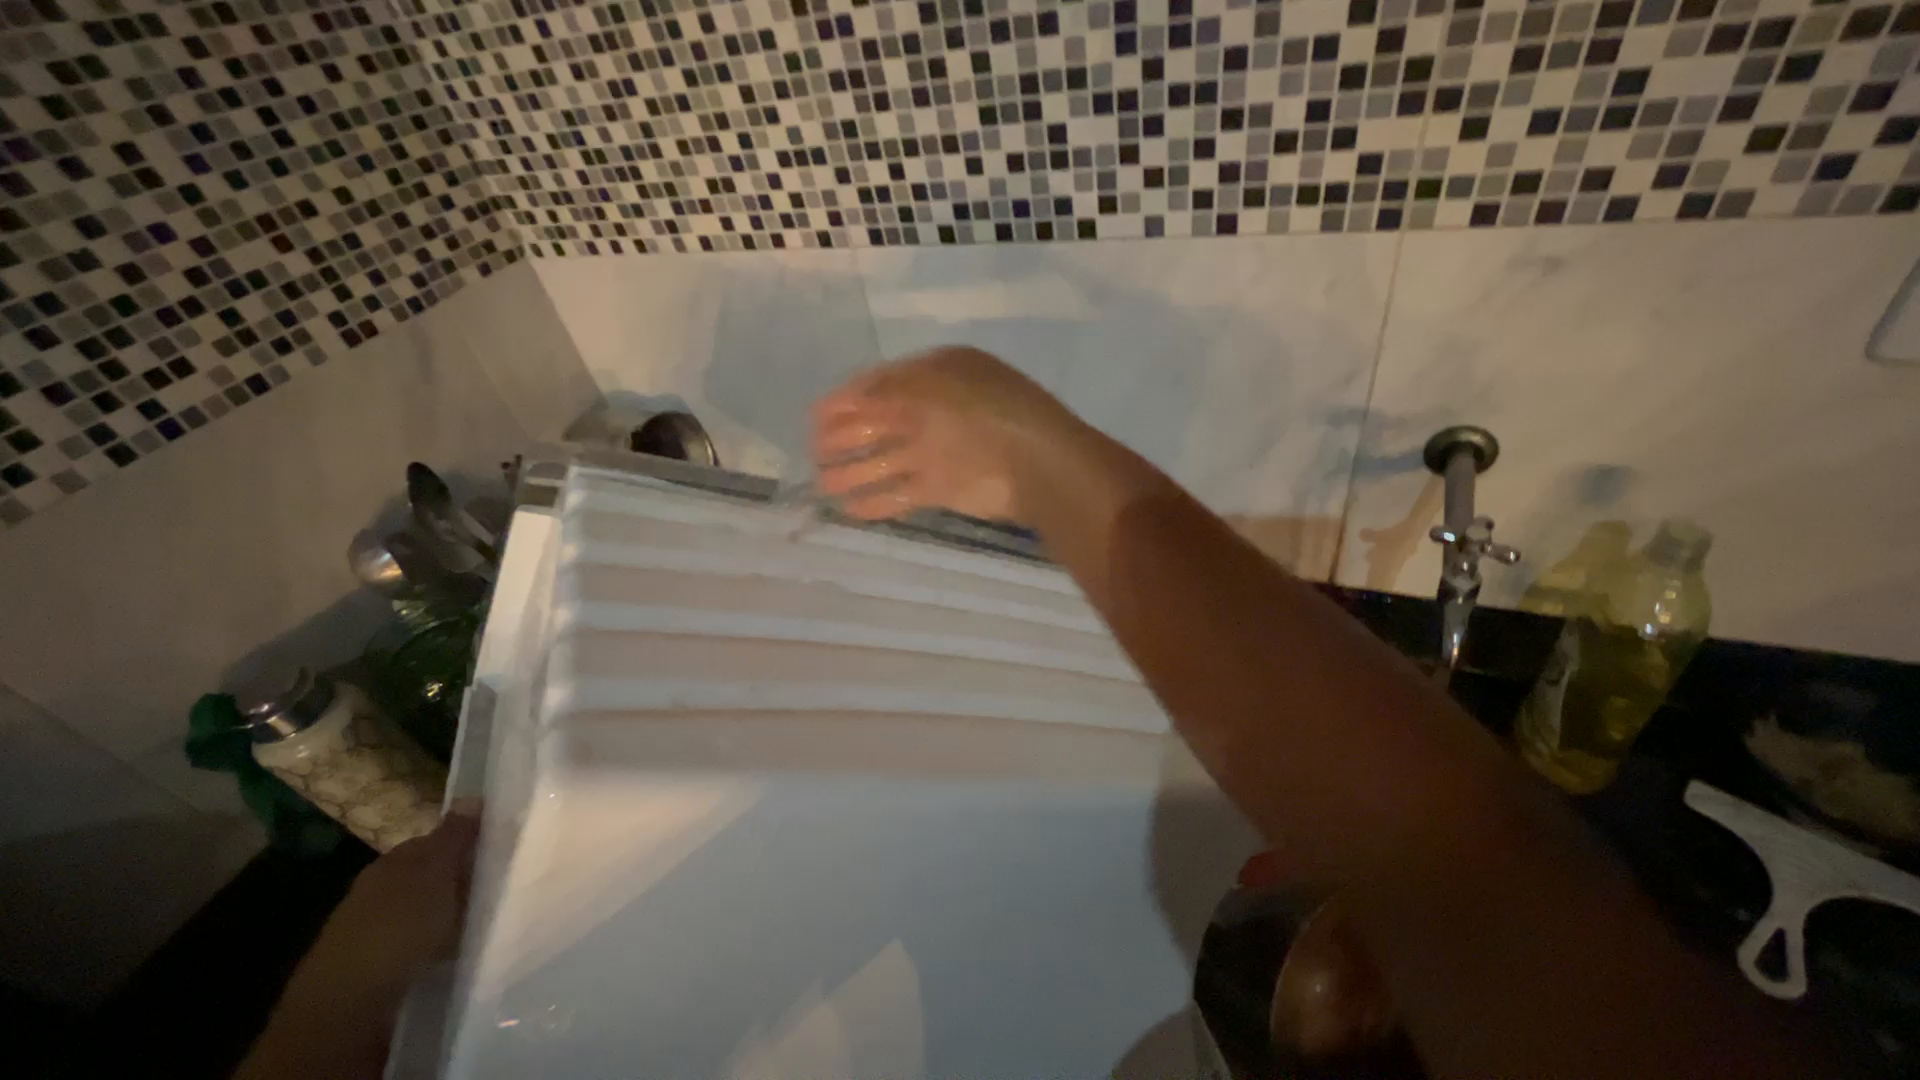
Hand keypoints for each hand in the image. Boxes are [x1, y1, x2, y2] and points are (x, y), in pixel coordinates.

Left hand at [236, 807, 481, 1079]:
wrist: (346, 1002)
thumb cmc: (397, 926)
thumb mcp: (434, 874)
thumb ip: (453, 838)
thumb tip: (471, 796)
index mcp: (393, 861)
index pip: (434, 840)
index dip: (466, 843)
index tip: (499, 851)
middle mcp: (378, 887)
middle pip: (428, 874)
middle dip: (458, 878)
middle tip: (497, 885)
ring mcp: (371, 925)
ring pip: (420, 908)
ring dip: (446, 912)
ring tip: (480, 918)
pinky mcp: (373, 961)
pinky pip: (413, 939)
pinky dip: (432, 940)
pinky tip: (449, 949)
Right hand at [810, 346, 1084, 522]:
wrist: (1034, 463)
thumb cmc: (983, 411)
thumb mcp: (933, 382)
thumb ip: (886, 388)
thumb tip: (848, 396)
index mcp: (934, 377)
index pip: (880, 386)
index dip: (846, 400)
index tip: (816, 417)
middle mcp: (932, 412)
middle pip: (877, 425)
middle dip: (843, 437)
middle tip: (814, 452)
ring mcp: (937, 453)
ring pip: (883, 462)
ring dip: (852, 472)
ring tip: (822, 485)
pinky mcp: (942, 489)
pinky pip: (901, 494)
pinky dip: (876, 502)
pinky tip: (848, 509)